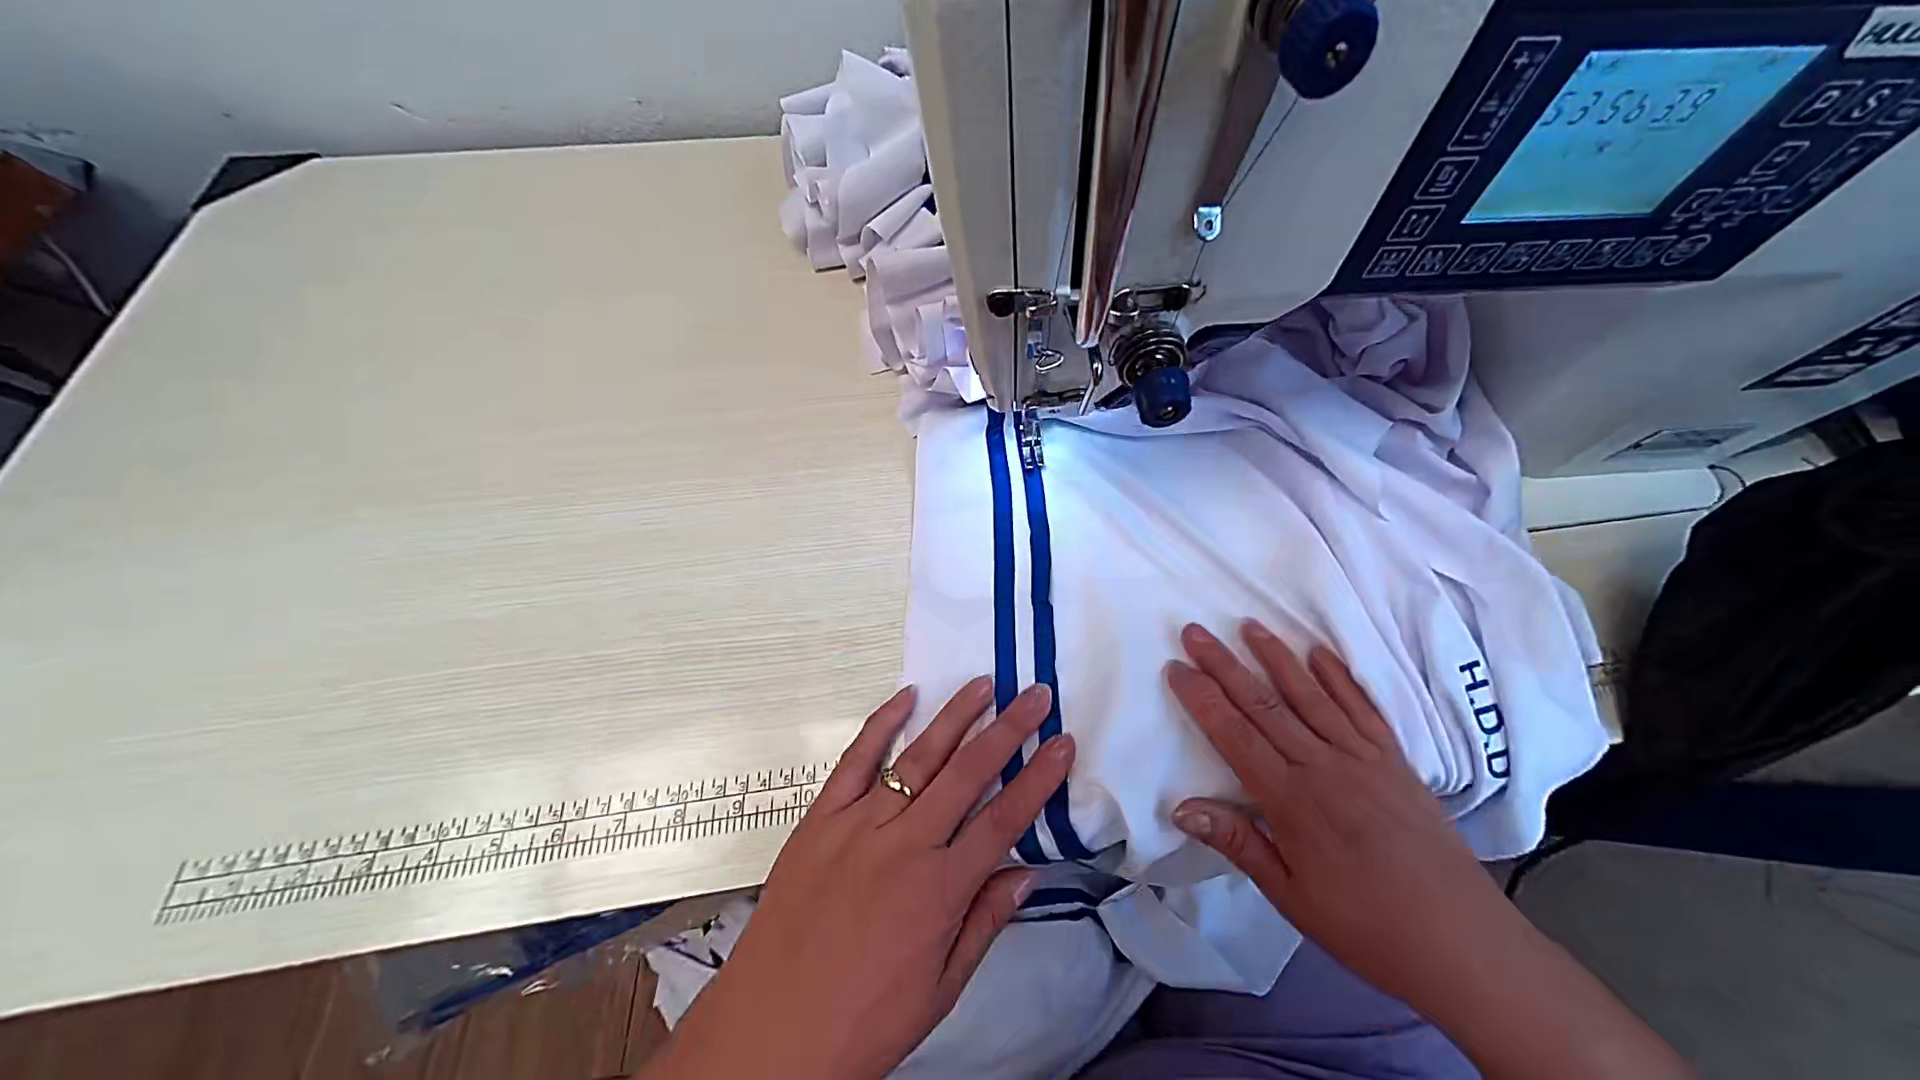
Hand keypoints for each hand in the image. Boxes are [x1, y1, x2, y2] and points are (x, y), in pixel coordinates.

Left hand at [643, 678, 1073, 1079]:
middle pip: (967, 774)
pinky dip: (881, 725)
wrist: (770, 1030)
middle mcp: (903, 847)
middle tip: (1035, 696)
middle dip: (1008, 729)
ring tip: (983, 685)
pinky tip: (905, 698)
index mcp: (938, 890)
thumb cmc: (862, 1019)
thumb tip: (1024, 873)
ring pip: (917, 758)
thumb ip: (984, 922)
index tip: (1063, 745)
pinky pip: (854, 761)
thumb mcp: (940, 988)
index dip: (1038, 779)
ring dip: (954, 716)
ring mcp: (857, 826)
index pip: (1003, 820)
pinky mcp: (819, 820)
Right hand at [1165, 620, 1500, 1007]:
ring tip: (1250, 626)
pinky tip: (1320, 654)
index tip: (1176, 668)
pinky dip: (1340, 678)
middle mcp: (1324, 767)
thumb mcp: (1289, 895)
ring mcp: (1364, 759)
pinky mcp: (1396, 761)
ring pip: (1310, 696)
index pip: (1234, 735)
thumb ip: (1237, 842)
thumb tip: (1180, 807)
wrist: (1464, 944)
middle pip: (1264, 704)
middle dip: (1225, 665)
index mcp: (1291, 800)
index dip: (1201, 698)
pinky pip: (1363, 709)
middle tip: (1196, 631)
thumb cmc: (1364, 925)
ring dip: (1277, 657)